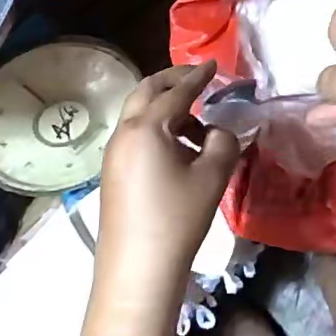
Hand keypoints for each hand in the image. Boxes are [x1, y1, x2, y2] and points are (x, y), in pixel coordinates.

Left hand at [96, 61, 239, 295]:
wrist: (137, 271)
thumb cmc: (177, 219)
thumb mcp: (212, 177)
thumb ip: (223, 143)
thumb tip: (217, 133)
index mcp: (146, 127)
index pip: (176, 91)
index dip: (198, 76)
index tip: (214, 64)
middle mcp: (123, 133)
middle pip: (147, 92)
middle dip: (173, 81)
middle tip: (199, 81)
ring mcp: (113, 154)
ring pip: (138, 114)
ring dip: (166, 108)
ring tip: (197, 126)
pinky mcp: (112, 173)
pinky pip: (135, 136)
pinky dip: (157, 129)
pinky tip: (178, 151)